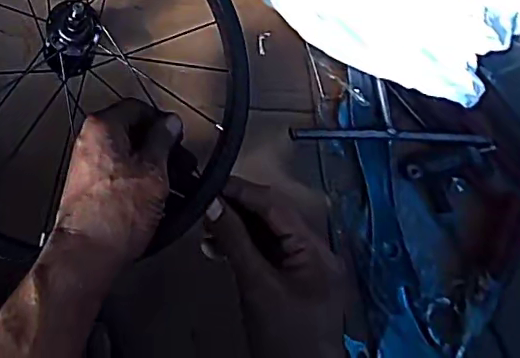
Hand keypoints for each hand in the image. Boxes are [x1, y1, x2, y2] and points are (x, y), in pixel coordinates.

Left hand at [51, 99, 183, 272]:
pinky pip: (119, 176)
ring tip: (178, 189)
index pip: (137, 108)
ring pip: (128, 157)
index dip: (162, 121)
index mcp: (102, 126)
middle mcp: (90, 140)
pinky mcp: (89, 189)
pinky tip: (160, 203)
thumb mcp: (153, 171)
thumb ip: (163, 141)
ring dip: (154, 169)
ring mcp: (87, 165)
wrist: (86, 254)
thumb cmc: (117, 212)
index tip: (178, 138)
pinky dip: (140, 183)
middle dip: (161, 149)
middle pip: (132, 133)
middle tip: (183, 166)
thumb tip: (169, 122)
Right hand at [204, 176, 350, 357]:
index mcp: (316, 249)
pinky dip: (241, 247)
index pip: (275, 205)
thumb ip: (234, 239)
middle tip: (204, 204)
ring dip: (235, 228)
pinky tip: (217, 249)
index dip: (241, 191)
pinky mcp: (291, 281)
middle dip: (235, 209)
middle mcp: (314, 252)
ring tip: (206, 229)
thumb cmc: (285, 338)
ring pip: (265, 233)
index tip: (208, 181)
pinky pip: (265, 252)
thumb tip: (209, 199)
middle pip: (271, 216)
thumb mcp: (257, 285)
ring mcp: (304, 268)